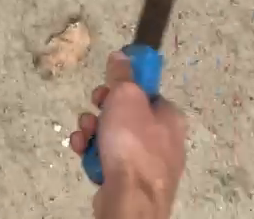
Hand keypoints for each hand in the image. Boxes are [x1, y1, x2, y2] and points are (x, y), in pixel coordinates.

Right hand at [69, 52, 186, 218]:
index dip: (125, 85)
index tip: (109, 85)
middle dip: (102, 109)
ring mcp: (147, 165)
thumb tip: (122, 55)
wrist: (130, 199)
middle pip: (126, 113)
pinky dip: (92, 151)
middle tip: (95, 107)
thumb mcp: (125, 96)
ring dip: (92, 130)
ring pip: (112, 135)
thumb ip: (122, 74)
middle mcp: (163, 141)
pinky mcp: (130, 182)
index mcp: (170, 118)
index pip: (148, 92)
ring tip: (85, 134)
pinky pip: (108, 157)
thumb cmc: (132, 142)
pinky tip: (83, 150)